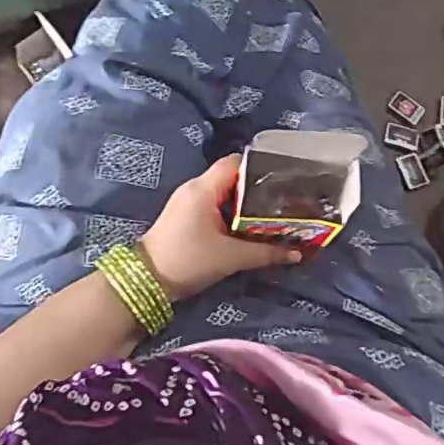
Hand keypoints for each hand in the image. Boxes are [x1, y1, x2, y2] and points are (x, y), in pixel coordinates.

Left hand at [139, 155, 301, 300]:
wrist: (147, 281)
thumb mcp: (231, 258)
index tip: (282, 182)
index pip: (236, 163)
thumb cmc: (189, 261)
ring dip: (245, 204)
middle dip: (257, 189)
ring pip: (223, 193)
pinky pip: (214, 205)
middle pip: (232, 177)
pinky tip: (248, 227)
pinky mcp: (185, 216)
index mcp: (203, 188)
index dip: (260, 169)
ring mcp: (187, 202)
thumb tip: (296, 253)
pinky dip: (231, 213)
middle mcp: (194, 188)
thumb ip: (266, 253)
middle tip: (283, 202)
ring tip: (271, 215)